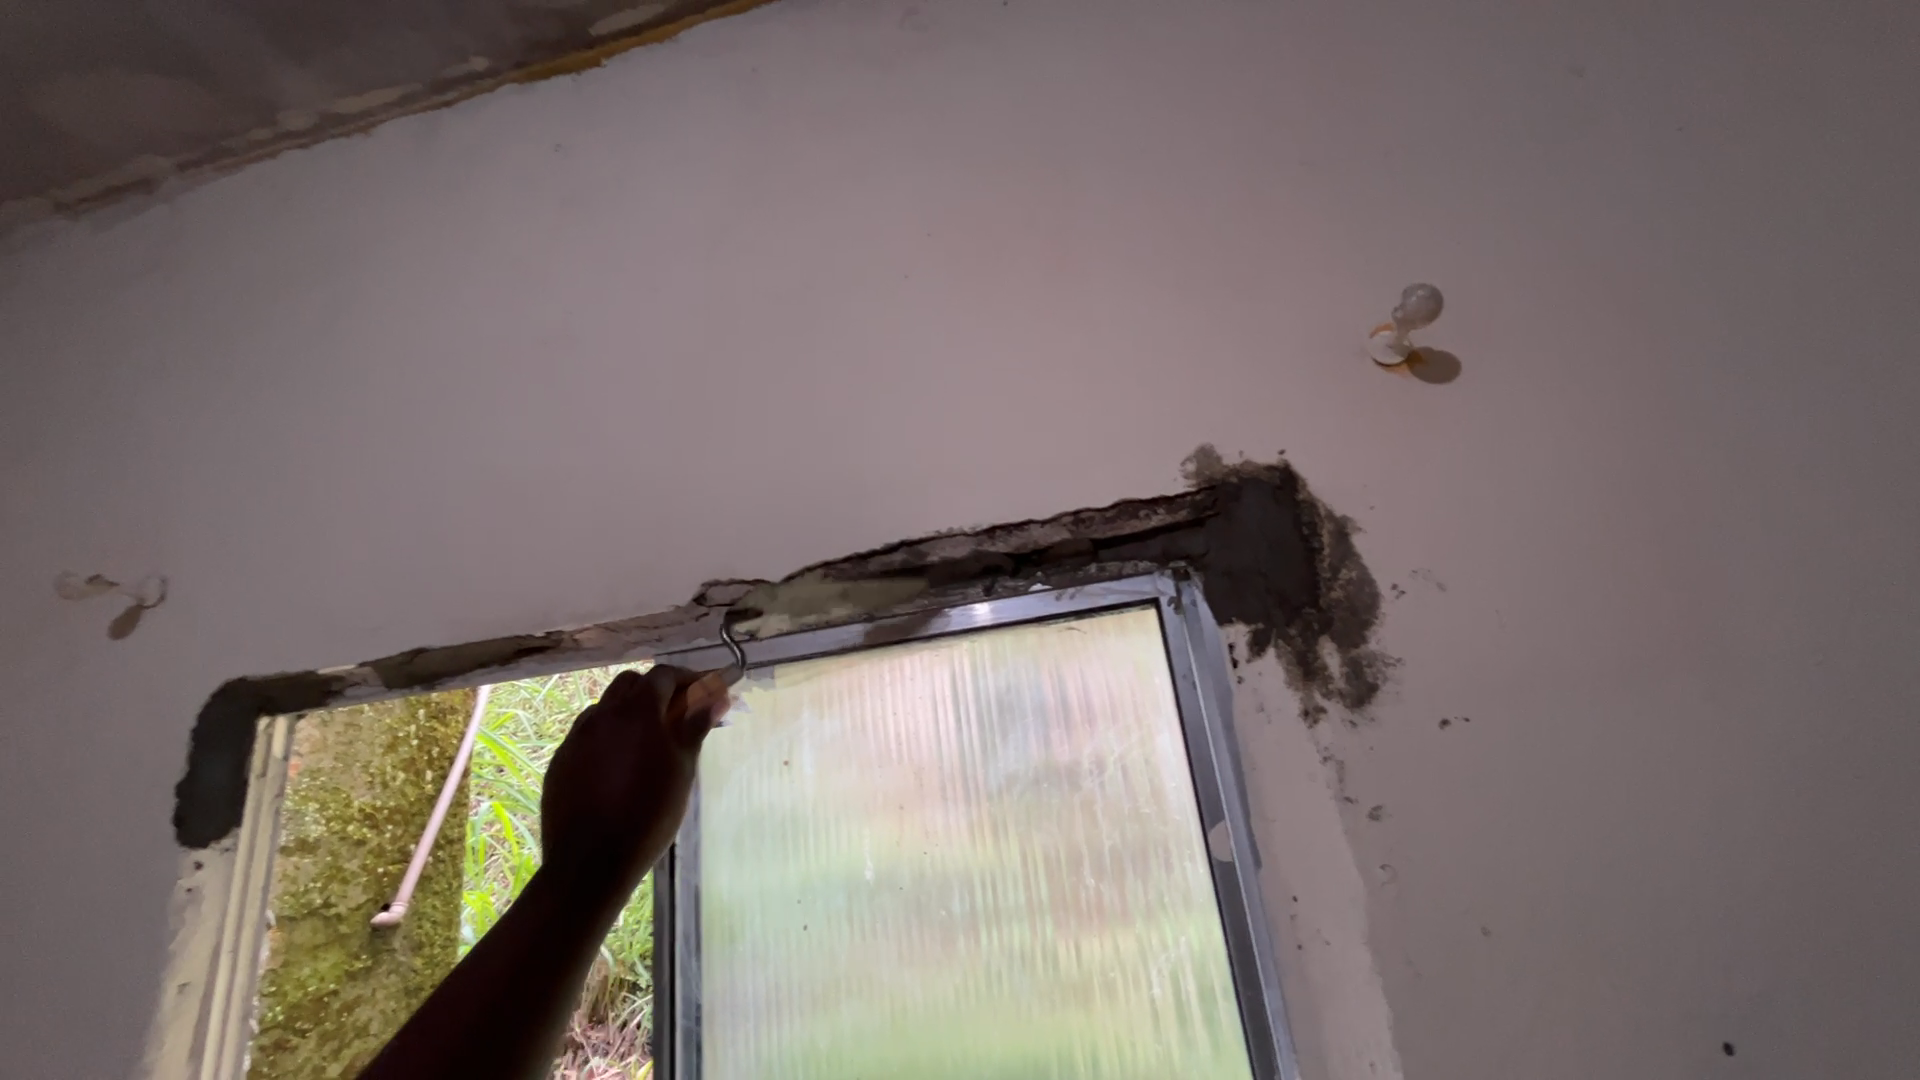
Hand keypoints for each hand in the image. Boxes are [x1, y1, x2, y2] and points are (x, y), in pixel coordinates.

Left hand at [539, 666, 729, 904]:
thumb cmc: (649, 812)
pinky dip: (608, 736)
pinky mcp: (561, 761)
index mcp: (637, 711)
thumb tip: (716, 695)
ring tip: (649, 741)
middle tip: (679, 713)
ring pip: (606, 707)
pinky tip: (620, 765)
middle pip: (631, 683)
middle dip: (656, 690)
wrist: (590, 862)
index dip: (688, 678)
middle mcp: (603, 715)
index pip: (664, 675)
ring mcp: (577, 738)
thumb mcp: (683, 767)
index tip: (707, 691)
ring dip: (629, 712)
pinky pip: (588, 734)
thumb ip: (696, 725)